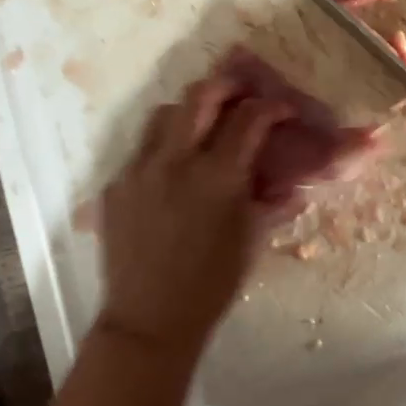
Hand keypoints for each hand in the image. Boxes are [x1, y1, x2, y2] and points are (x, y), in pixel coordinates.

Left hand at [96, 76, 296, 352]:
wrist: (150, 319)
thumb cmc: (213, 283)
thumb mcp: (253, 238)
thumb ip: (272, 202)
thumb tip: (290, 184)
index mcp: (218, 175)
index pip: (249, 118)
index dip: (271, 107)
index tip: (282, 111)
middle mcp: (176, 161)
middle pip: (200, 96)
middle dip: (227, 86)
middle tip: (242, 94)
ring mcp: (139, 170)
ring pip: (164, 114)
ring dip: (190, 111)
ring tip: (205, 127)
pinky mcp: (115, 186)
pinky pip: (142, 150)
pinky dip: (165, 148)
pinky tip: (175, 173)